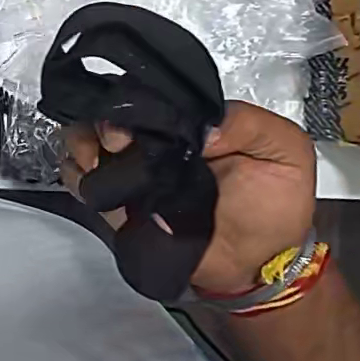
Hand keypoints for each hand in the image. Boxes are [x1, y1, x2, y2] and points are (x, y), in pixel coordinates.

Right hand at [64, 101, 317, 295]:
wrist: (257, 266)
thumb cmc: (272, 205)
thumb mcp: (284, 153)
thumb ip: (249, 124)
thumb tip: (201, 126)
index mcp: (185, 120)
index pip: (145, 94)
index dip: (131, 102)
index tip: (134, 125)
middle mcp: (151, 138)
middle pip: (105, 112)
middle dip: (100, 123)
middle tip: (117, 145)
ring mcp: (128, 167)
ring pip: (82, 138)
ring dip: (80, 144)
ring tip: (98, 165)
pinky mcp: (114, 198)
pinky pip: (77, 176)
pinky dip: (75, 174)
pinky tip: (92, 183)